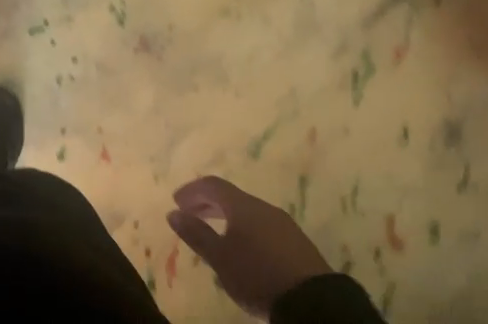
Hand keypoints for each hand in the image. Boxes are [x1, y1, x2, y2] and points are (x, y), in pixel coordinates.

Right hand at [168, 175, 333, 319]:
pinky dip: (246, 229)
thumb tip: (173, 213)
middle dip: (208, 203)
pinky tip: (244, 248)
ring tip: (215, 233)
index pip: (213, 185)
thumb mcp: (220, 258)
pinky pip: (264, 227)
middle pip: (231, 197)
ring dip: (227, 217)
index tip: (177, 202)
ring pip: (249, 212)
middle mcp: (264, 208)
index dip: (192, 190)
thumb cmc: (257, 275)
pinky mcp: (298, 244)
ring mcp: (284, 225)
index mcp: (243, 206)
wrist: (314, 303)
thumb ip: (196, 234)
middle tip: (191, 214)